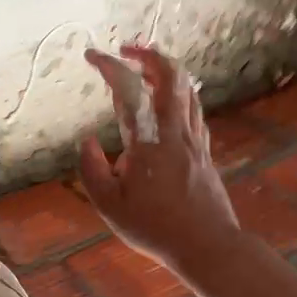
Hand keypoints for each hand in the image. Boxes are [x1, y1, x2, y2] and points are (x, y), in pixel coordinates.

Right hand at [78, 46, 241, 269]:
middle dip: (148, 54)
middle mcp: (174, 133)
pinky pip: (193, 109)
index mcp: (147, 142)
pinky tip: (168, 99)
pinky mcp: (204, 151)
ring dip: (166, 70)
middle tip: (126, 50)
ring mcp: (194, 140)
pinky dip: (179, 93)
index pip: (129, 90)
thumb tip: (87, 141)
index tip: (91, 55)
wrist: (208, 247)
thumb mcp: (108, 204)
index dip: (109, 65)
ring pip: (187, 90)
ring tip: (145, 66)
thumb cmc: (154, 227)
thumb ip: (92, 169)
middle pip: (170, 77)